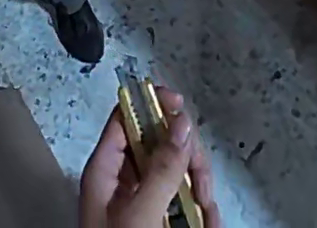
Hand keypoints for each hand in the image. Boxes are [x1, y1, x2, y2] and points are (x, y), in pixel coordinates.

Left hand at [79, 89, 221, 227]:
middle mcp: (123, 181)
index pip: (125, 117)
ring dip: (198, 187)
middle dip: (185, 156)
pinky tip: (210, 224)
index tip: (181, 103)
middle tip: (202, 183)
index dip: (151, 102)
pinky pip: (185, 206)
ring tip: (209, 214)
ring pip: (177, 173)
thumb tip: (181, 119)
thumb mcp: (140, 213)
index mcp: (106, 169)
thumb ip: (161, 167)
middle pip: (158, 143)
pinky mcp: (161, 226)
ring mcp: (144, 204)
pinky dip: (201, 213)